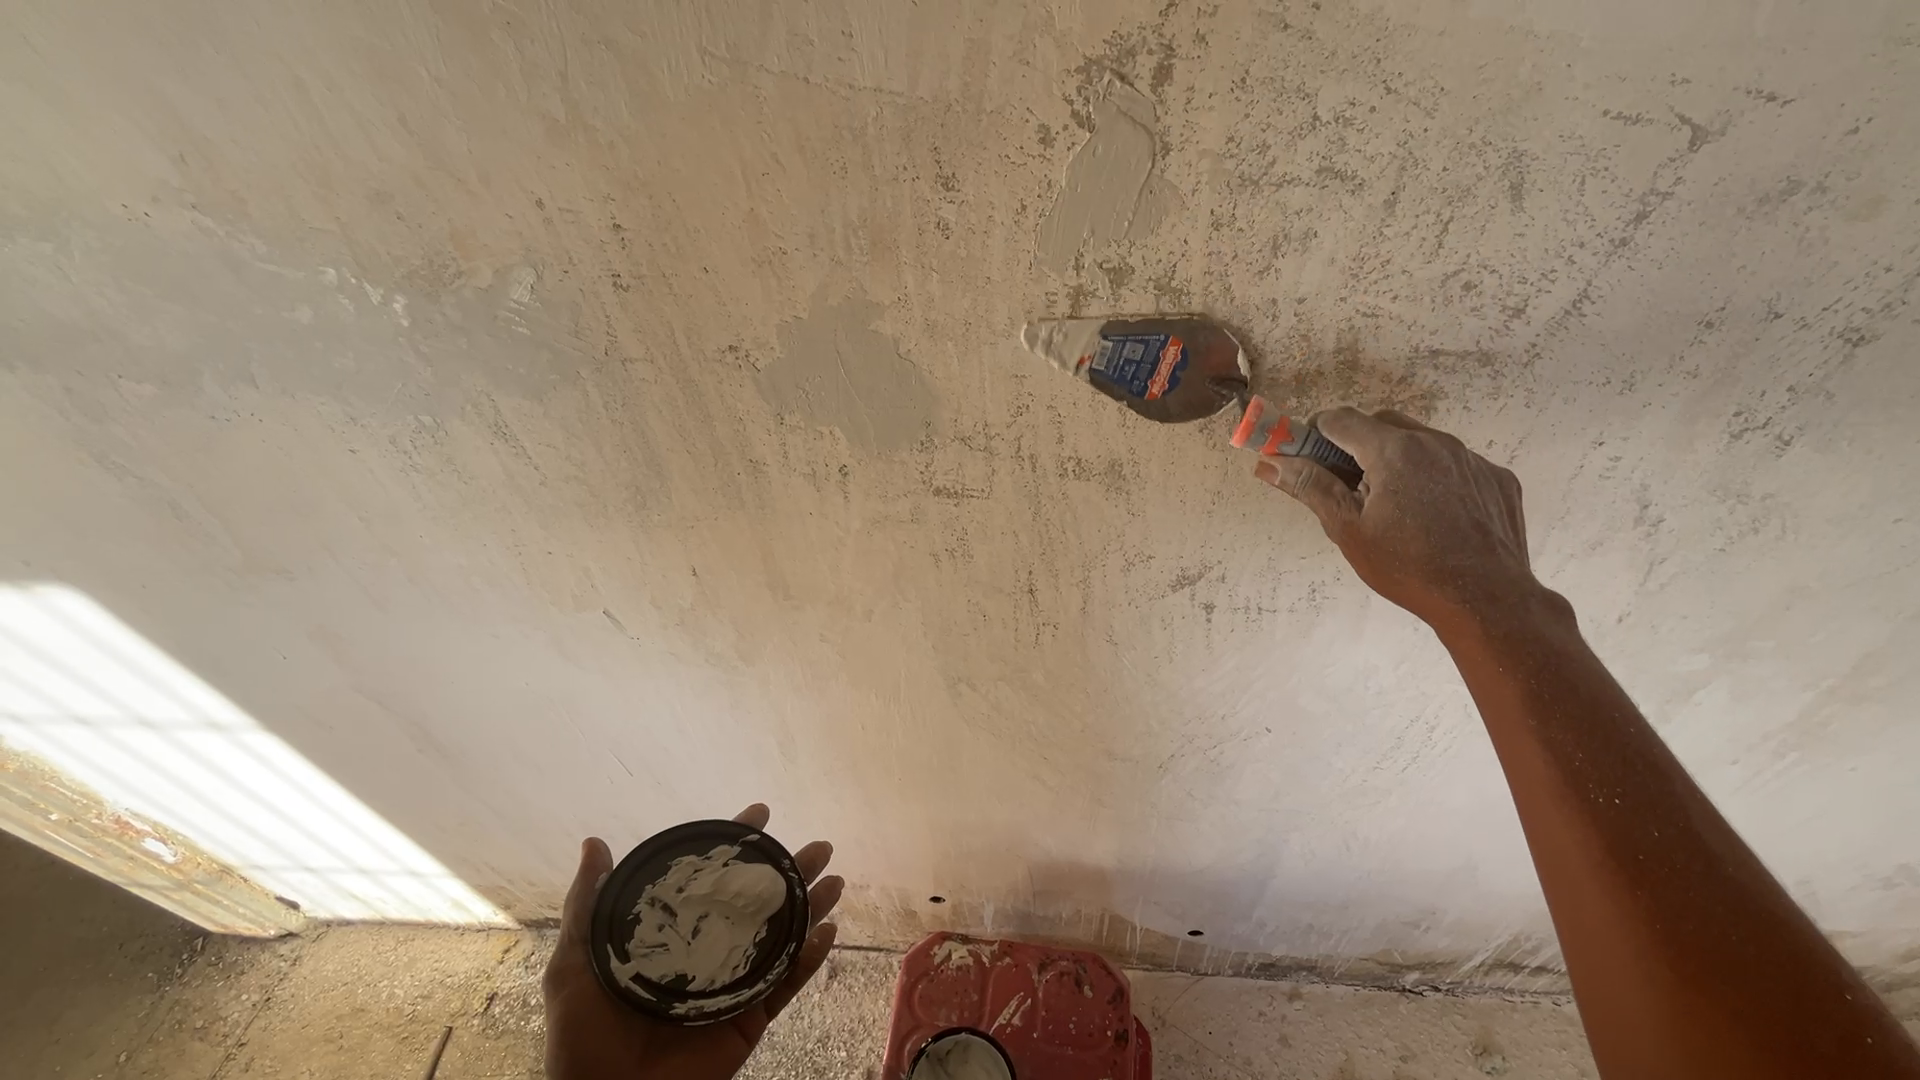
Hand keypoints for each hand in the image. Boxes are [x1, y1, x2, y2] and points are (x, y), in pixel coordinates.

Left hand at [542, 804, 843, 1079]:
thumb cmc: (583, 1037)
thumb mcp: (575, 964)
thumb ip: (588, 905)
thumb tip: (595, 843)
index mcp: (675, 934)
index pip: (711, 879)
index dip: (737, 845)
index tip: (762, 814)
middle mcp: (710, 951)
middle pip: (758, 904)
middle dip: (790, 873)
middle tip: (819, 847)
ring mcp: (734, 985)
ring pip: (783, 938)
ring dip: (811, 908)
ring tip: (835, 880)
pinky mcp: (749, 1020)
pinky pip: (786, 986)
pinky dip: (810, 960)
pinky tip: (827, 932)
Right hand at [1254, 407, 1537, 631]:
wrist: (1485, 599)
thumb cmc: (1407, 567)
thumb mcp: (1347, 529)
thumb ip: (1310, 486)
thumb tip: (1271, 462)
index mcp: (1393, 450)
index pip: (1339, 419)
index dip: (1315, 436)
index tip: (1309, 462)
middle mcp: (1435, 441)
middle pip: (1381, 424)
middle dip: (1357, 446)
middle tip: (1349, 489)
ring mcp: (1472, 458)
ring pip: (1420, 442)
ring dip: (1396, 460)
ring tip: (1394, 507)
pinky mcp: (1496, 477)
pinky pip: (1454, 463)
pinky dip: (1434, 477)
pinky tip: (1433, 516)